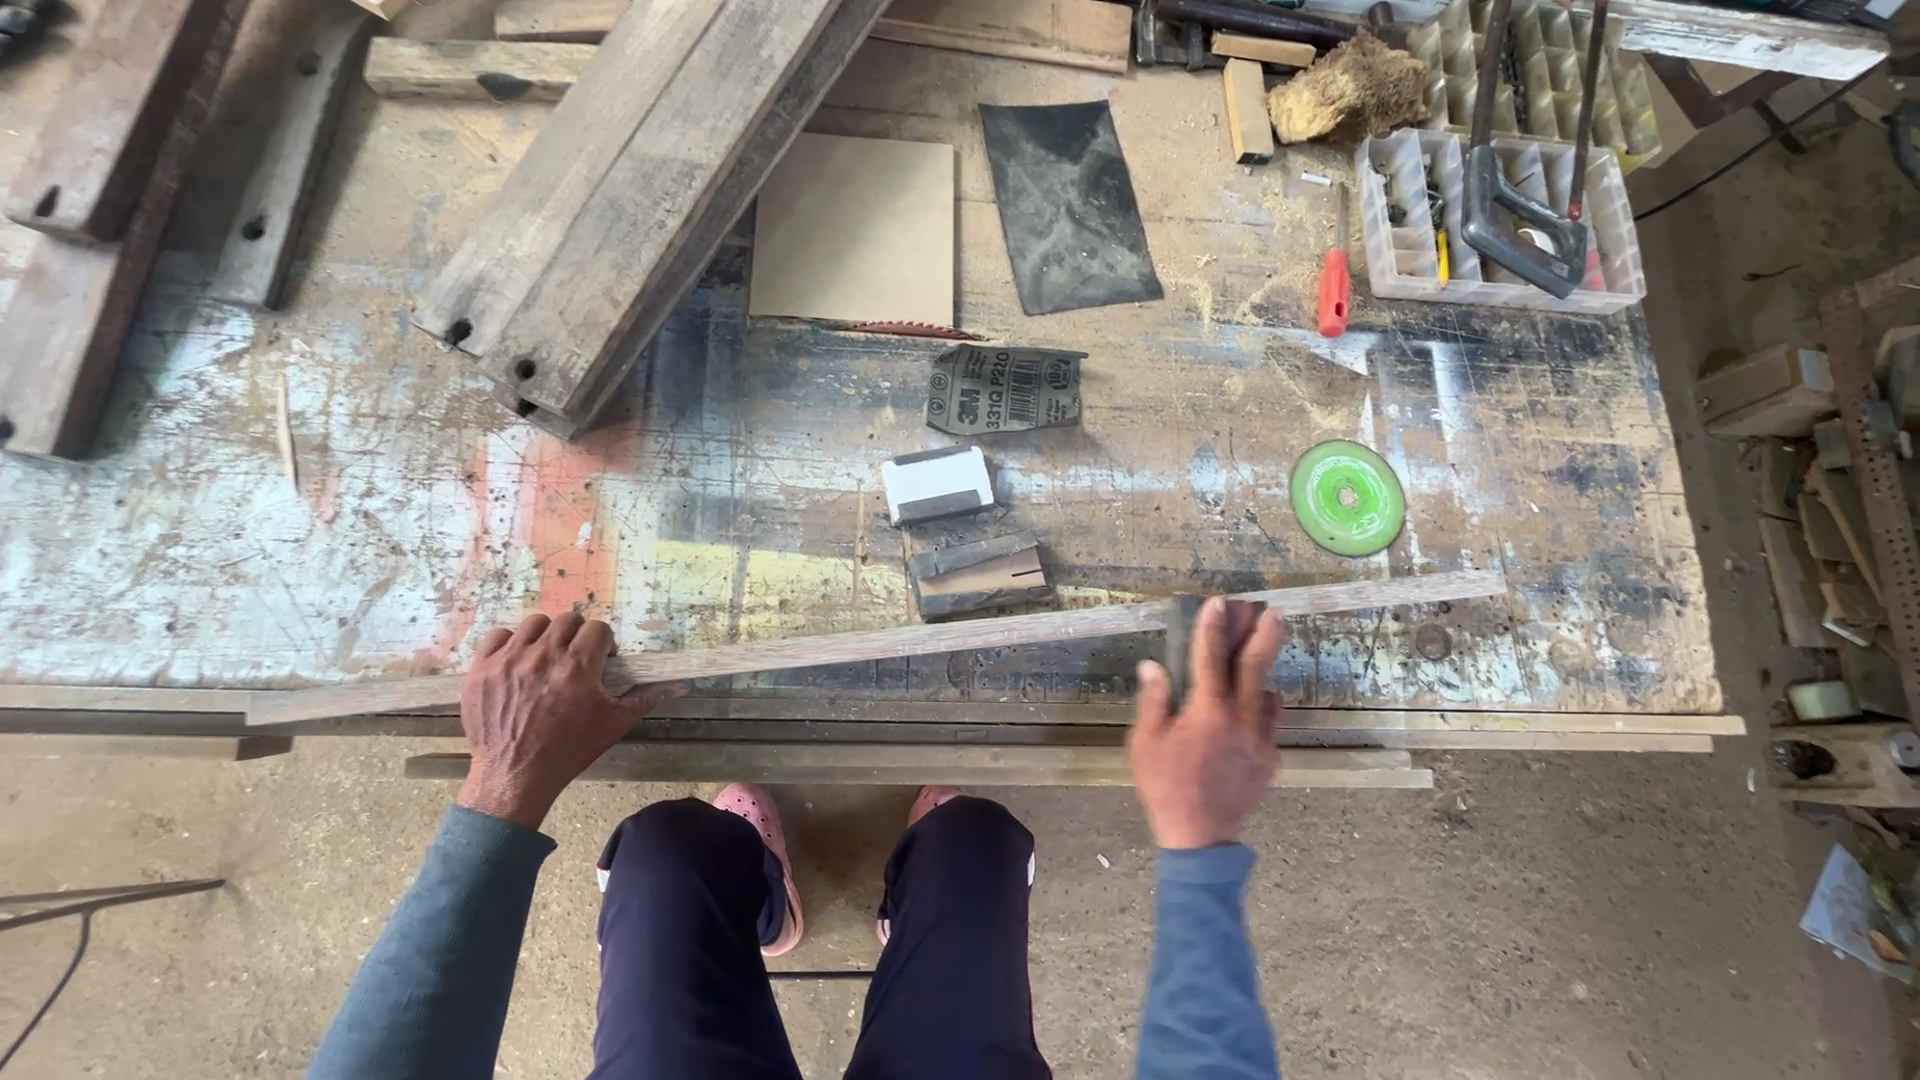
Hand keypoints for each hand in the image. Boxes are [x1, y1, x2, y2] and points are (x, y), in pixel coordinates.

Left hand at [456, 613, 682, 828]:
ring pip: (534, 623)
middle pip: (568, 620)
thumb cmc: (570, 750)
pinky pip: (497, 635)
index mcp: (578, 668)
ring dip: (546, 635)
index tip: (600, 658)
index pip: (598, 628)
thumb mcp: (615, 724)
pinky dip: (511, 643)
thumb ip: (645, 697)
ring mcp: (509, 662)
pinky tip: (518, 661)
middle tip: (575, 657)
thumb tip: (679, 685)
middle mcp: (544, 658)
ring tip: (546, 656)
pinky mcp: (481, 670)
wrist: (515, 776)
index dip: (603, 642)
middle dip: (577, 635)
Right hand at [1128, 597, 1285, 849]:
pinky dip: (1263, 711)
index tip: (1218, 602)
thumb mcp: (1146, 741)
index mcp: (1208, 711)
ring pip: (1270, 697)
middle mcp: (1241, 719)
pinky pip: (1270, 726)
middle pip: (1256, 667)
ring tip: (1258, 665)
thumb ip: (1154, 700)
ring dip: (1264, 676)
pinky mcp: (1270, 761)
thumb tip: (1153, 666)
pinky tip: (1251, 714)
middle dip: (1264, 635)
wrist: (1200, 837)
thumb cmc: (1164, 785)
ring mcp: (1261, 741)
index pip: (1210, 657)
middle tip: (1273, 612)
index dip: (1213, 626)